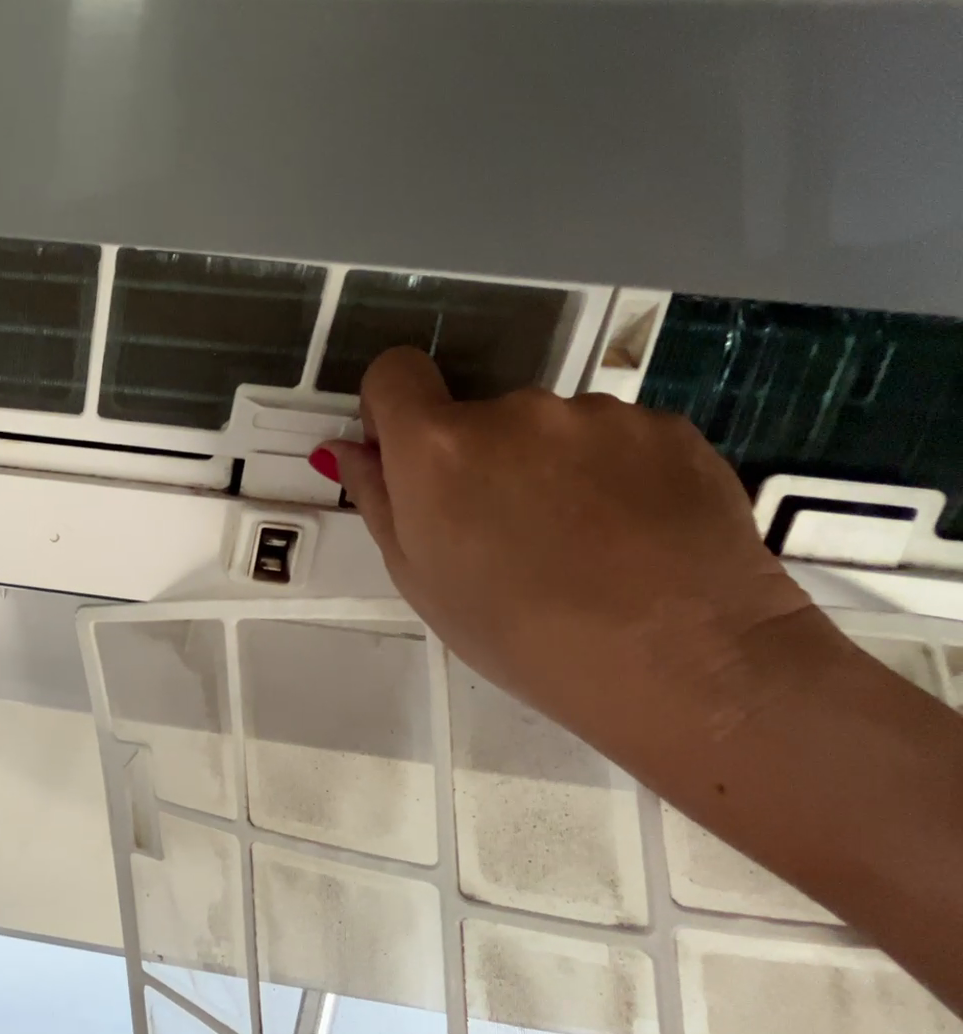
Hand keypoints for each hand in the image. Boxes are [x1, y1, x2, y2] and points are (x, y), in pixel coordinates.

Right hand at [319, 347, 817, 746]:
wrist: (683, 662)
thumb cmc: (518, 632)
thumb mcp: (418, 577)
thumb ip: (377, 498)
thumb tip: (350, 448)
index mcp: (438, 445)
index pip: (395, 370)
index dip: (392, 406)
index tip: (407, 454)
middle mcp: (514, 409)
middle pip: (475, 412)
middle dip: (478, 456)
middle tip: (507, 531)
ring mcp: (599, 412)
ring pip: (549, 429)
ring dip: (548, 466)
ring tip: (581, 541)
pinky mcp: (669, 427)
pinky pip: (615, 438)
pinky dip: (611, 473)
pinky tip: (631, 534)